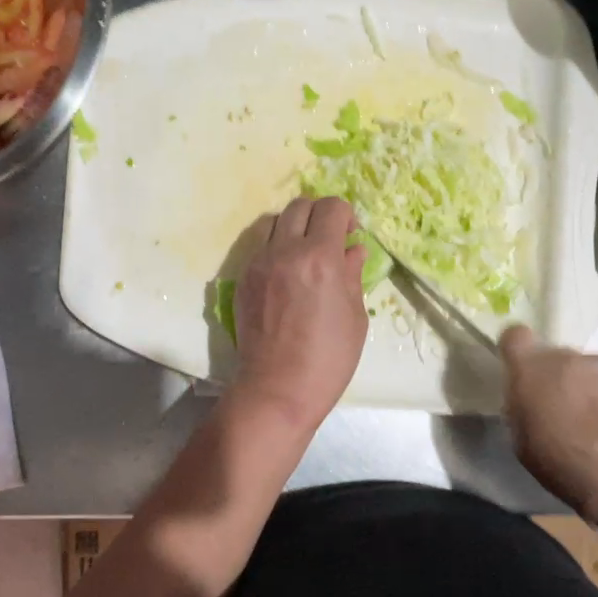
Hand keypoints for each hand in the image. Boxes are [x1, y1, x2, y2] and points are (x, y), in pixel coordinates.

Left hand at [232, 196, 368, 429]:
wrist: (277, 390)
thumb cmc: (328, 360)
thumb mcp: (355, 317)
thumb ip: (352, 275)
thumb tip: (352, 250)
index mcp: (319, 258)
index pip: (330, 208)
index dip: (345, 215)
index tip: (350, 235)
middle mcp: (284, 252)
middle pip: (299, 206)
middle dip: (319, 215)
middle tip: (329, 240)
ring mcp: (258, 265)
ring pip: (274, 223)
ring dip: (293, 228)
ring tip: (305, 255)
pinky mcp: (242, 281)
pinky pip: (260, 248)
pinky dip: (276, 249)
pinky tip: (287, 276)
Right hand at [500, 326, 597, 556]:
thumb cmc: (573, 470)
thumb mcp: (527, 446)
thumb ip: (526, 411)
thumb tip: (532, 401)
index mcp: (535, 371)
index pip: (516, 338)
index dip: (521, 353)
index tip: (526, 374)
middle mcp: (575, 358)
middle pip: (565, 359)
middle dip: (567, 381)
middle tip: (574, 417)